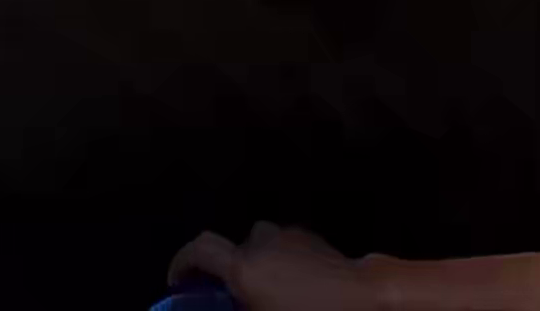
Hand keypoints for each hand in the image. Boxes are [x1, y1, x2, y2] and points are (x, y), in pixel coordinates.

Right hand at [167, 222, 380, 310]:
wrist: (362, 299)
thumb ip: (239, 309)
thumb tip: (231, 305)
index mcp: (246, 268)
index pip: (201, 248)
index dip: (182, 262)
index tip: (176, 283)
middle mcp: (264, 243)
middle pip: (234, 248)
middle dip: (227, 274)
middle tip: (231, 306)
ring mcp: (290, 235)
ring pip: (261, 245)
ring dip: (255, 267)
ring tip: (265, 302)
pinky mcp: (312, 237)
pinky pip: (284, 247)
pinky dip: (278, 264)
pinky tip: (292, 294)